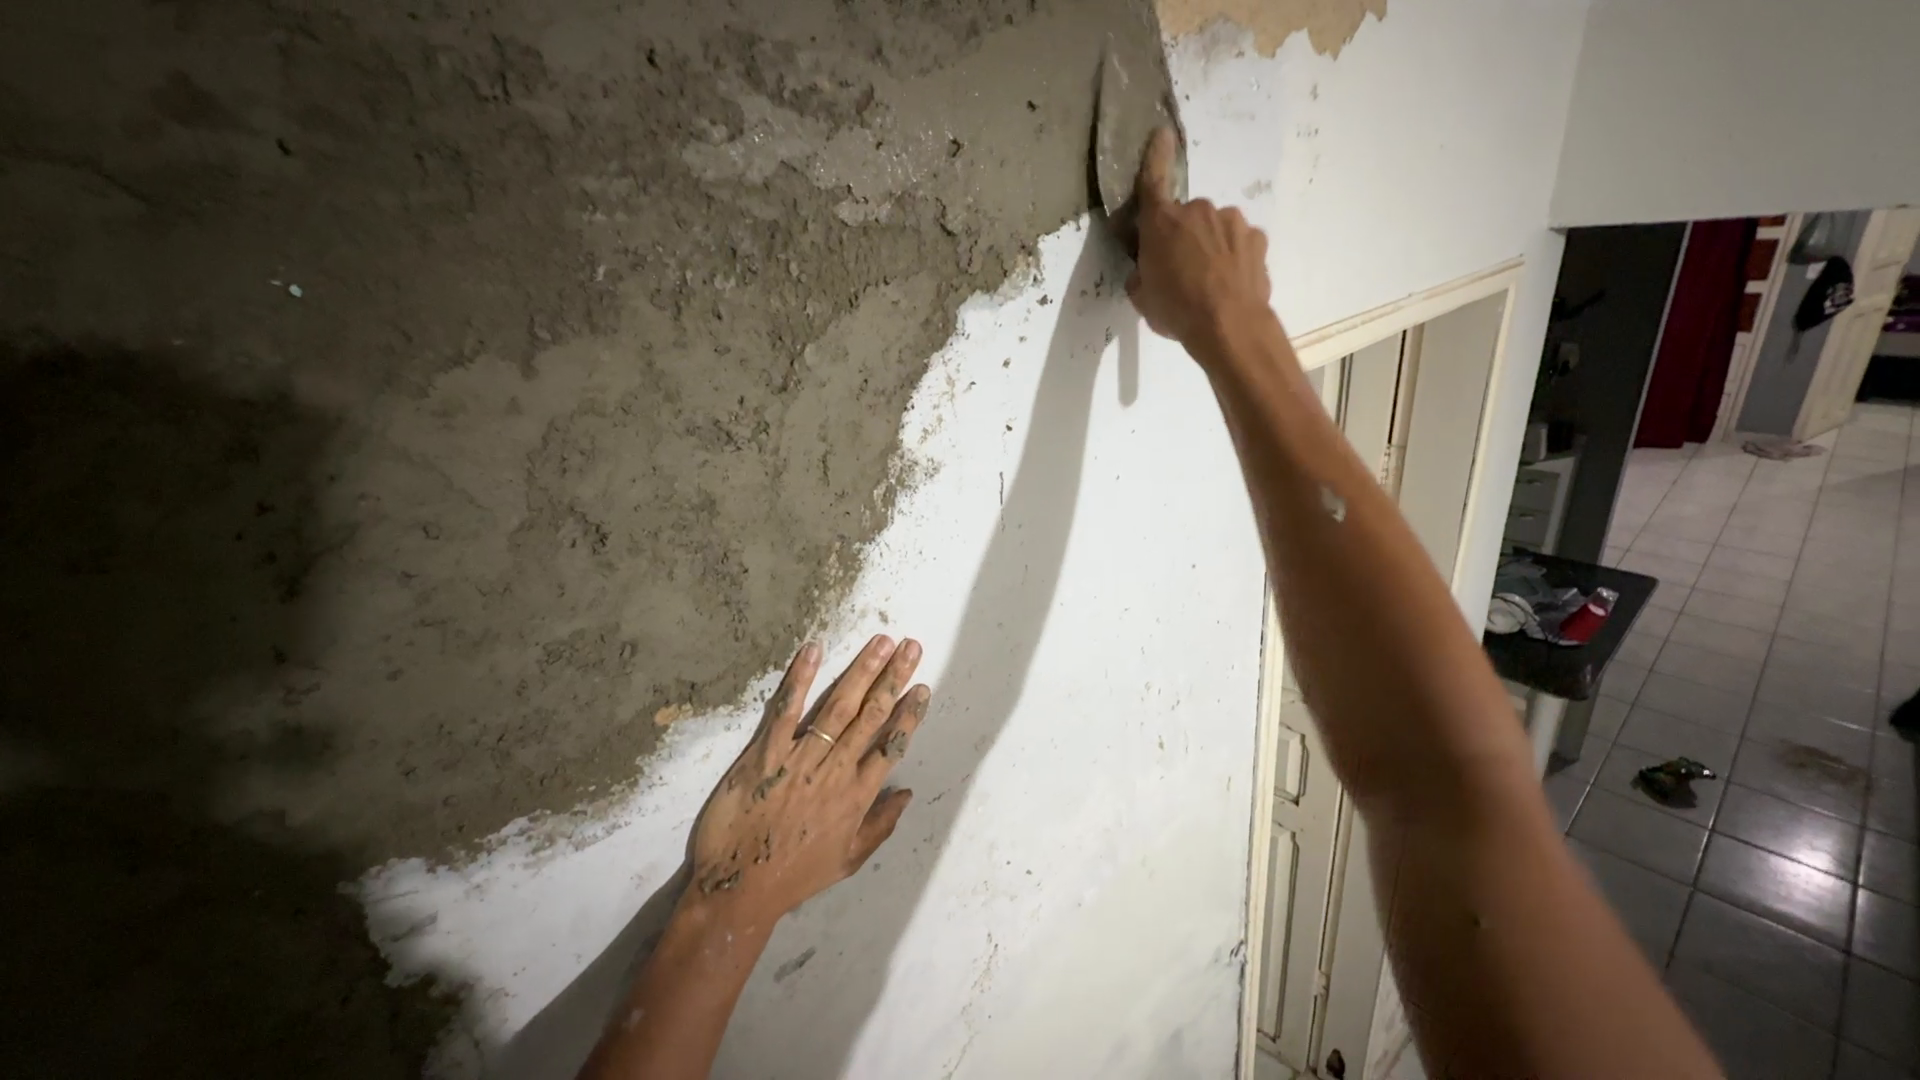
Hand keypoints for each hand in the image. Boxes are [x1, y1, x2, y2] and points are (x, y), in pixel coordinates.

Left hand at [685, 636, 930, 922]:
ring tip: (881, 642)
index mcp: (857, 796)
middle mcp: (835, 771)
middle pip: (871, 715)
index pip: (890, 745)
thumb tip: (907, 793)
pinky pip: (786, 710)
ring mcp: (800, 759)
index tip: (923, 687)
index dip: (909, 714)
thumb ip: (880, 825)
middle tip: (911, 647)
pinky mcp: (765, 754)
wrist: (739, 890)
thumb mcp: (848, 860)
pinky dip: (800, 679)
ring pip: (838, 706)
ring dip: (861, 671)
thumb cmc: (794, 876)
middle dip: (893, 678)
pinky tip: (813, 650)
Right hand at [1127, 127, 1272, 349]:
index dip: (1155, 156)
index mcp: (1162, 223)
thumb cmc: (1176, 310)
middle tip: (1182, 272)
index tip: (1162, 133)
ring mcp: (1231, 221)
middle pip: (1187, 218)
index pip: (1153, 181)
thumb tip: (1146, 270)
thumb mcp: (1142, 298)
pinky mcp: (1256, 238)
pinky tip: (1231, 284)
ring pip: (1216, 229)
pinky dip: (1235, 258)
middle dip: (1184, 237)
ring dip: (1211, 247)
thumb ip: (1141, 275)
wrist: (1228, 326)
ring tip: (1210, 284)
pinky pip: (1239, 244)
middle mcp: (1198, 211)